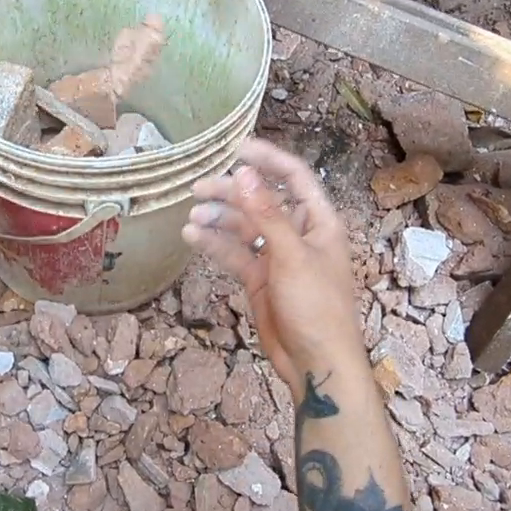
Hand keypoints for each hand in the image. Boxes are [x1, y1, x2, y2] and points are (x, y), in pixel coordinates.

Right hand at [181, 139, 364, 396]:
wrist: (317, 362)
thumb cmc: (317, 306)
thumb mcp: (292, 256)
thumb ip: (267, 213)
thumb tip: (244, 173)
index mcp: (319, 222)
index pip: (293, 177)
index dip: (268, 159)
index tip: (236, 148)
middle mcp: (297, 233)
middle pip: (261, 201)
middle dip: (232, 192)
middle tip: (198, 187)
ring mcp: (277, 256)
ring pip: (243, 227)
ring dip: (219, 219)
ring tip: (192, 217)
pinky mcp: (259, 278)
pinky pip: (234, 253)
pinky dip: (215, 244)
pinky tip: (193, 237)